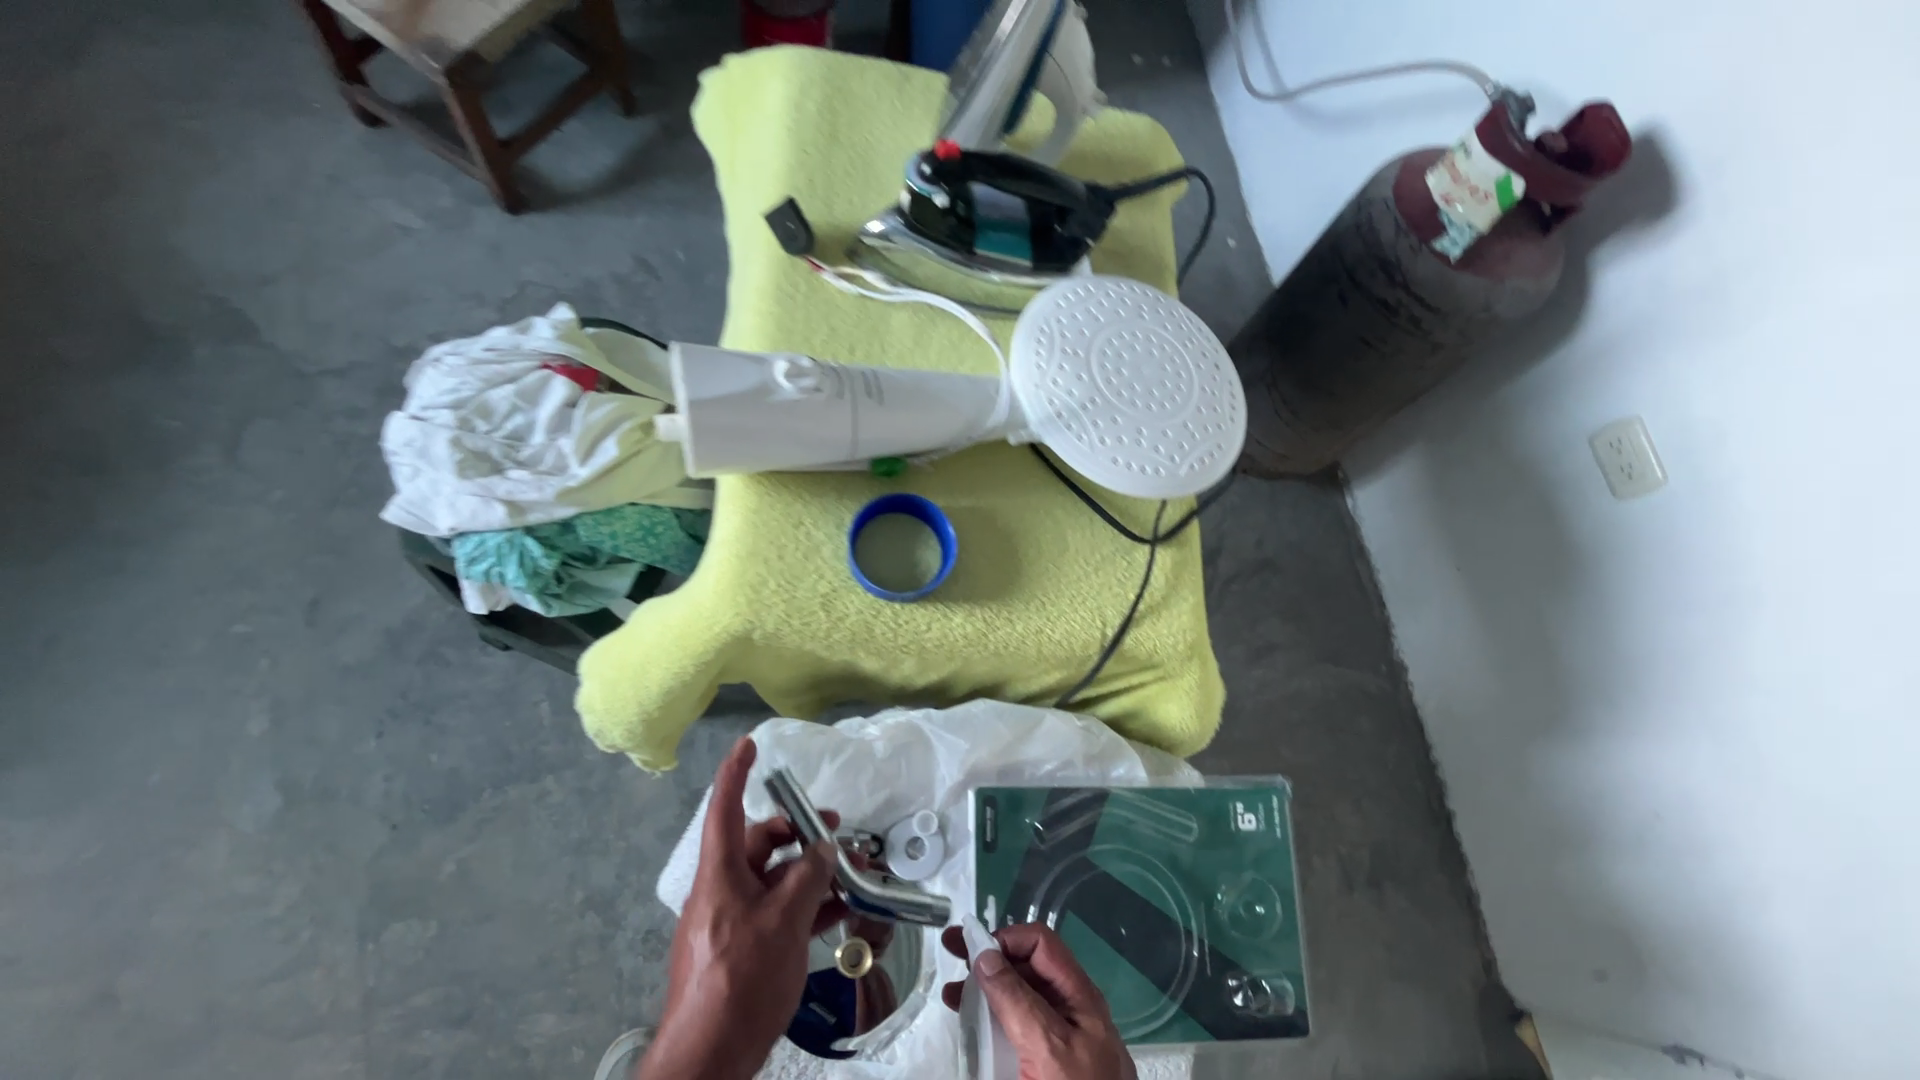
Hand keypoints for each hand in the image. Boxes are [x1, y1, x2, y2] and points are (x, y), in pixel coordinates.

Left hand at [638, 738, 845, 1079]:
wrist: (710, 1056)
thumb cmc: (740, 979)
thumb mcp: (784, 922)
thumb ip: (808, 878)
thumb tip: (824, 848)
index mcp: (721, 872)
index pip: (725, 808)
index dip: (735, 772)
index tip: (750, 743)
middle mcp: (724, 888)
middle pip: (761, 843)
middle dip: (801, 833)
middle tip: (838, 833)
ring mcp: (734, 919)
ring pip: (775, 878)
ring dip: (812, 873)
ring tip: (854, 875)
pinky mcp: (745, 946)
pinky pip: (778, 910)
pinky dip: (807, 905)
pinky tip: (840, 910)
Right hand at [940, 923, 1136, 1079]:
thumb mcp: (1048, 1046)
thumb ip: (1018, 1001)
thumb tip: (985, 954)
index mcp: (1078, 995)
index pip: (1040, 943)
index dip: (1006, 938)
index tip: (971, 950)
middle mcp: (1070, 1007)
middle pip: (1027, 966)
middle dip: (988, 955)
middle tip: (951, 950)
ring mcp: (1061, 1035)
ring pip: (1020, 996)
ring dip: (985, 988)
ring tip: (951, 995)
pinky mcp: (1049, 1060)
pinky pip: (1019, 1028)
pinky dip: (993, 1018)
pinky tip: (972, 1027)